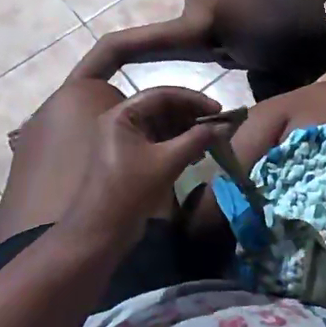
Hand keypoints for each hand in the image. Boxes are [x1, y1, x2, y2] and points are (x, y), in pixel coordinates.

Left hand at [64, 87, 220, 243]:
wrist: (100, 232)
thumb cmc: (129, 190)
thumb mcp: (167, 162)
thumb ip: (197, 139)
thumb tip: (225, 126)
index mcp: (122, 115)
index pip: (162, 94)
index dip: (193, 99)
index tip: (219, 109)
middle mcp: (122, 122)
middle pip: (164, 108)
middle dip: (192, 116)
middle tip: (219, 126)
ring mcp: (127, 141)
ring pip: (164, 126)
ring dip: (189, 131)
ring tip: (212, 141)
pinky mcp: (133, 158)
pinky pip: (161, 142)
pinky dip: (180, 144)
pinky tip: (198, 154)